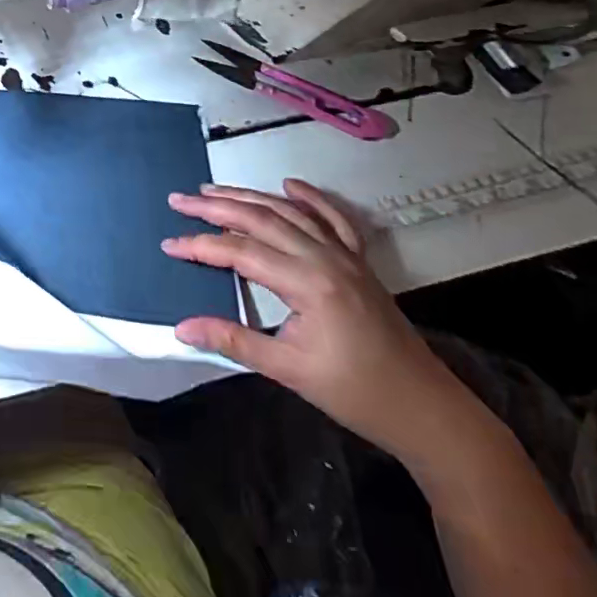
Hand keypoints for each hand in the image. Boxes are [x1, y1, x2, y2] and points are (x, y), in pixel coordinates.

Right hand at [163, 180, 485, 458]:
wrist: (428, 410)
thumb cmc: (357, 393)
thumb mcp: (288, 370)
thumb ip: (233, 340)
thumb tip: (181, 328)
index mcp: (310, 284)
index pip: (241, 252)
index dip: (200, 246)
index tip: (168, 245)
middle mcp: (328, 261)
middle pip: (262, 220)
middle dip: (216, 207)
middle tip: (179, 200)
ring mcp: (347, 259)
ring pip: (290, 214)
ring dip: (249, 198)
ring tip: (211, 190)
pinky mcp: (360, 266)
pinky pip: (334, 222)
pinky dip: (312, 199)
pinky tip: (290, 185)